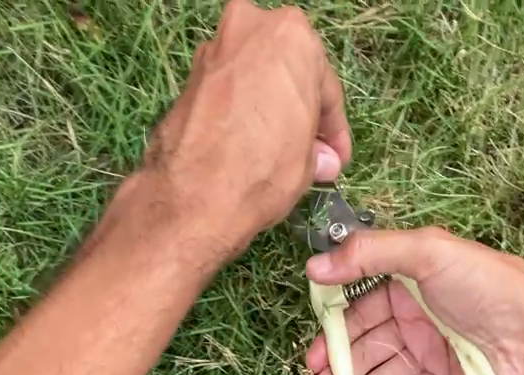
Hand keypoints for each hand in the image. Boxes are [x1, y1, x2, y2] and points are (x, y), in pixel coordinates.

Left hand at [140, 1, 351, 259]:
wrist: (195, 197)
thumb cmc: (263, 170)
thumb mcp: (306, 163)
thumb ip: (315, 151)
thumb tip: (324, 160)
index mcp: (291, 34)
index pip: (324, 85)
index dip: (333, 129)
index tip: (336, 156)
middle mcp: (248, 28)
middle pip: (284, 75)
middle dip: (298, 113)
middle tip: (310, 153)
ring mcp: (212, 52)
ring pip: (252, 83)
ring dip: (268, 114)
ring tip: (277, 156)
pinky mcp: (186, 82)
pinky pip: (225, 98)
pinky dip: (238, 119)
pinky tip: (246, 151)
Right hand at [304, 227, 523, 374]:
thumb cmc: (487, 287)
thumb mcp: (428, 252)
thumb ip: (370, 254)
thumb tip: (314, 265)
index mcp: (403, 281)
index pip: (353, 307)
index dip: (330, 332)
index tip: (311, 356)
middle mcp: (408, 315)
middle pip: (360, 348)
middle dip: (335, 374)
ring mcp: (423, 349)